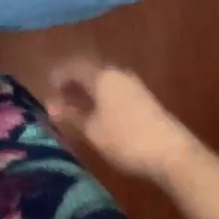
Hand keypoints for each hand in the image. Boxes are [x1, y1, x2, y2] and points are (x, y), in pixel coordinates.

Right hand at [47, 61, 197, 180]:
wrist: (171, 152)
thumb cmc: (125, 138)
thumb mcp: (92, 131)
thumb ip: (70, 116)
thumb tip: (49, 104)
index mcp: (101, 75)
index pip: (74, 66)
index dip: (59, 74)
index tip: (47, 85)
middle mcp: (116, 72)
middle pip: (89, 71)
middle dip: (73, 82)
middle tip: (59, 97)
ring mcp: (132, 84)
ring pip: (102, 81)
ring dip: (87, 90)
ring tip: (76, 107)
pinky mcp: (143, 97)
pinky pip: (114, 89)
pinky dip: (101, 96)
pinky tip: (99, 113)